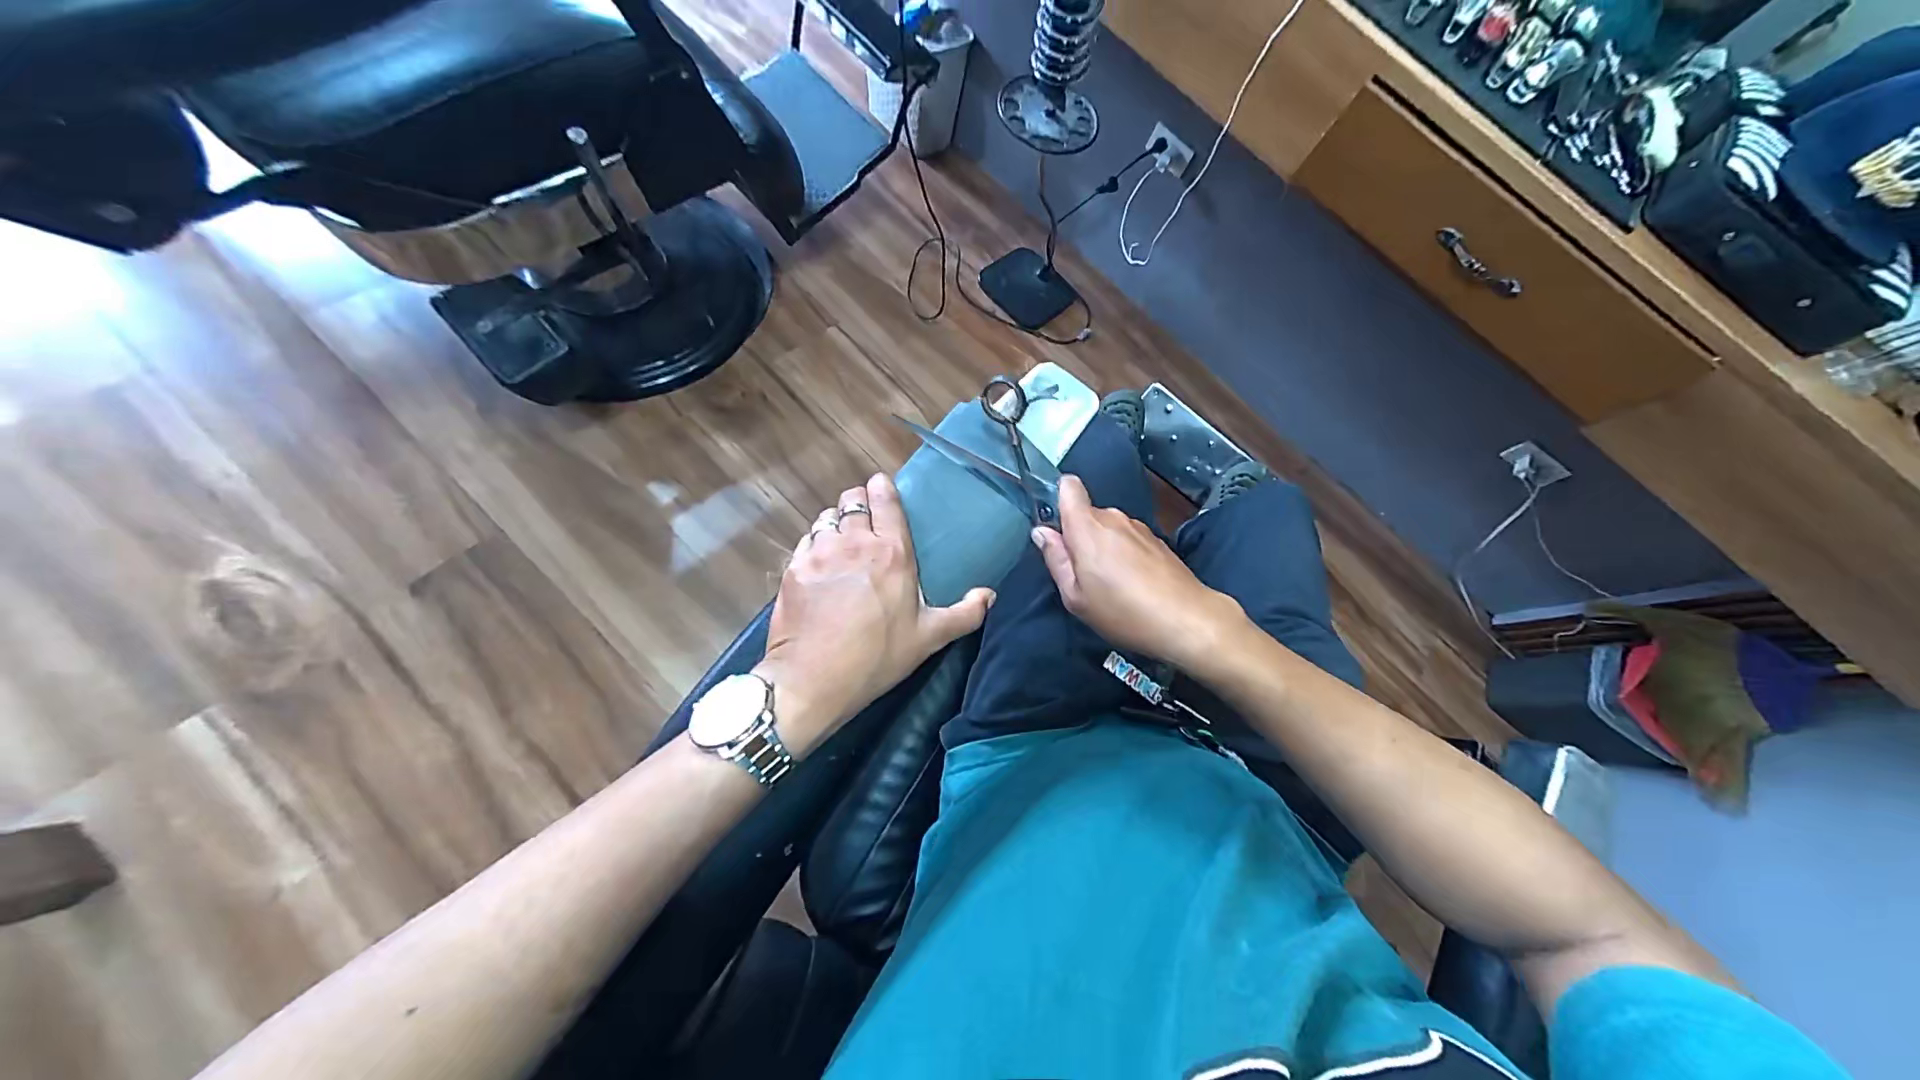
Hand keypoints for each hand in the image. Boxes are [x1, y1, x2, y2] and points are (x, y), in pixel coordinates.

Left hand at [755, 473, 994, 754]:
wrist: (811, 680)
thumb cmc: (876, 658)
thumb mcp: (928, 639)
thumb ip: (964, 614)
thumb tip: (990, 596)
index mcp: (892, 554)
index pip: (885, 502)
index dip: (881, 488)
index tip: (880, 486)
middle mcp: (855, 543)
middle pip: (851, 501)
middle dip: (858, 503)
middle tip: (863, 520)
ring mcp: (819, 553)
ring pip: (825, 518)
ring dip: (835, 524)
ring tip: (840, 542)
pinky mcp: (793, 568)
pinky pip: (805, 542)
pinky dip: (814, 545)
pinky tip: (819, 564)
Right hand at [1031, 475, 1248, 673]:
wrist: (1185, 619)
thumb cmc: (1123, 611)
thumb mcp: (1075, 596)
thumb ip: (1056, 559)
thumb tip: (1041, 532)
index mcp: (1087, 527)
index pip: (1069, 487)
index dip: (1059, 499)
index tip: (1057, 527)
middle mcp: (1113, 517)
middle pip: (1087, 513)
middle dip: (1081, 536)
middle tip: (1083, 573)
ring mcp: (1138, 527)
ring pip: (1109, 527)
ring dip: (1105, 547)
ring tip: (1111, 583)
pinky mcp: (1157, 539)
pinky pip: (1129, 538)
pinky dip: (1125, 554)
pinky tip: (1134, 583)